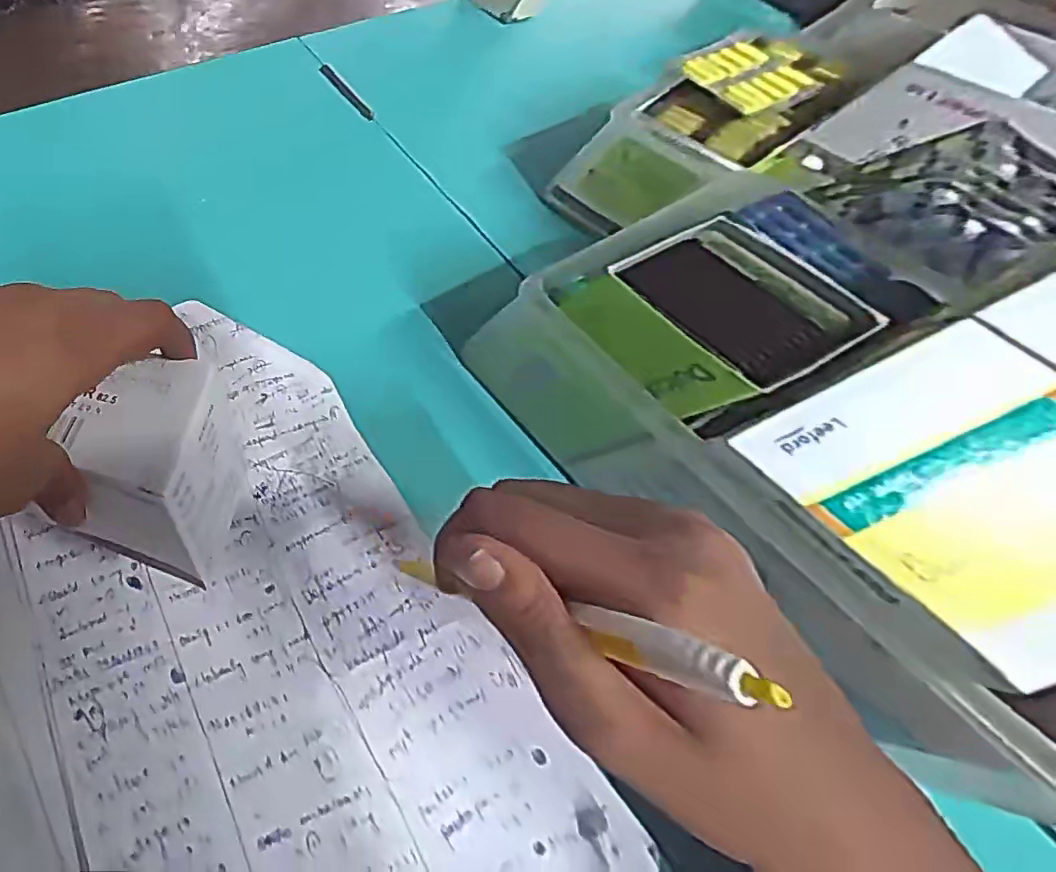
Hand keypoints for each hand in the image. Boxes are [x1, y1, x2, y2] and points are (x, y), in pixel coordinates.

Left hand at [0, 284, 194, 587]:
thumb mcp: (9, 482)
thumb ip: (52, 475)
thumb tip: (71, 491)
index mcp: (61, 340)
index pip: (138, 318)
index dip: (168, 336)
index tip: (180, 362)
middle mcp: (16, 309)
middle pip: (87, 308)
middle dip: (113, 338)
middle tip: (119, 381)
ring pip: (30, 315)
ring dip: (54, 345)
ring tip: (48, 394)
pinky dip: (1, 352)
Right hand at [434, 480, 974, 871]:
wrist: (845, 808)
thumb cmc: (721, 784)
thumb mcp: (610, 727)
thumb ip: (535, 628)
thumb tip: (468, 550)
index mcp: (657, 576)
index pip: (506, 515)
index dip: (462, 549)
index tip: (465, 603)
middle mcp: (672, 528)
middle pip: (520, 498)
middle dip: (487, 547)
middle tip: (504, 617)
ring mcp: (686, 524)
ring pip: (544, 501)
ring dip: (519, 548)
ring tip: (550, 619)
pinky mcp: (688, 531)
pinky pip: (579, 513)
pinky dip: (554, 547)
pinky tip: (584, 603)